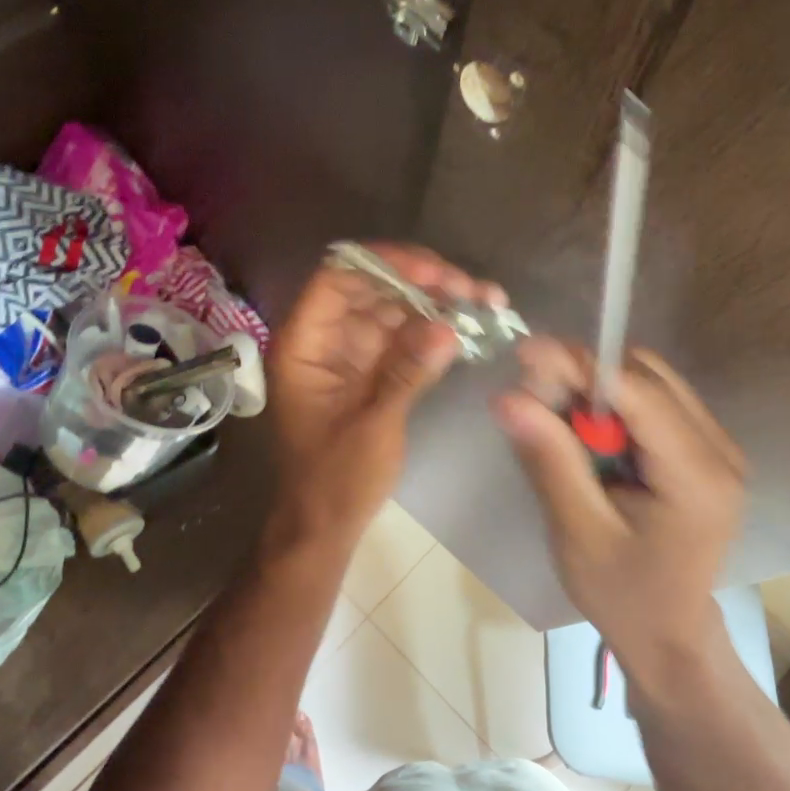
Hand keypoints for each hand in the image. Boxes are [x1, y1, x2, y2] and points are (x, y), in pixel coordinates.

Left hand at [267, 243, 504, 541]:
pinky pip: (403, 337)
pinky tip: (469, 325)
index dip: (385, 265)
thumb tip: (448, 329)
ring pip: (392, 308)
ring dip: (435, 301)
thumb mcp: (373, 427)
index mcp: (305, 344)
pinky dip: (433, 329)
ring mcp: (350, 353)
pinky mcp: (372, 370)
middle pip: (371, 286)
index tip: (435, 273)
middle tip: (472, 289)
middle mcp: (325, 338)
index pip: (338, 278)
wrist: (324, 525)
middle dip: (421, 280)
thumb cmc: (335, 480)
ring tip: (484, 300)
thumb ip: (407, 374)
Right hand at [491, 337, 746, 665]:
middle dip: (584, 375)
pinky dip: (610, 406)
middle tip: (532, 399)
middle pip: (646, 375)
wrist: (668, 633)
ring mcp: (716, 447)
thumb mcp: (577, 532)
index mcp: (697, 476)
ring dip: (594, 389)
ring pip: (648, 382)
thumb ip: (550, 461)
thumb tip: (507, 397)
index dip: (580, 365)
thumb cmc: (622, 594)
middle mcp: (719, 449)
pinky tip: (582, 436)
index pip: (637, 391)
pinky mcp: (703, 451)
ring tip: (552, 420)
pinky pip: (652, 402)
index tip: (523, 355)